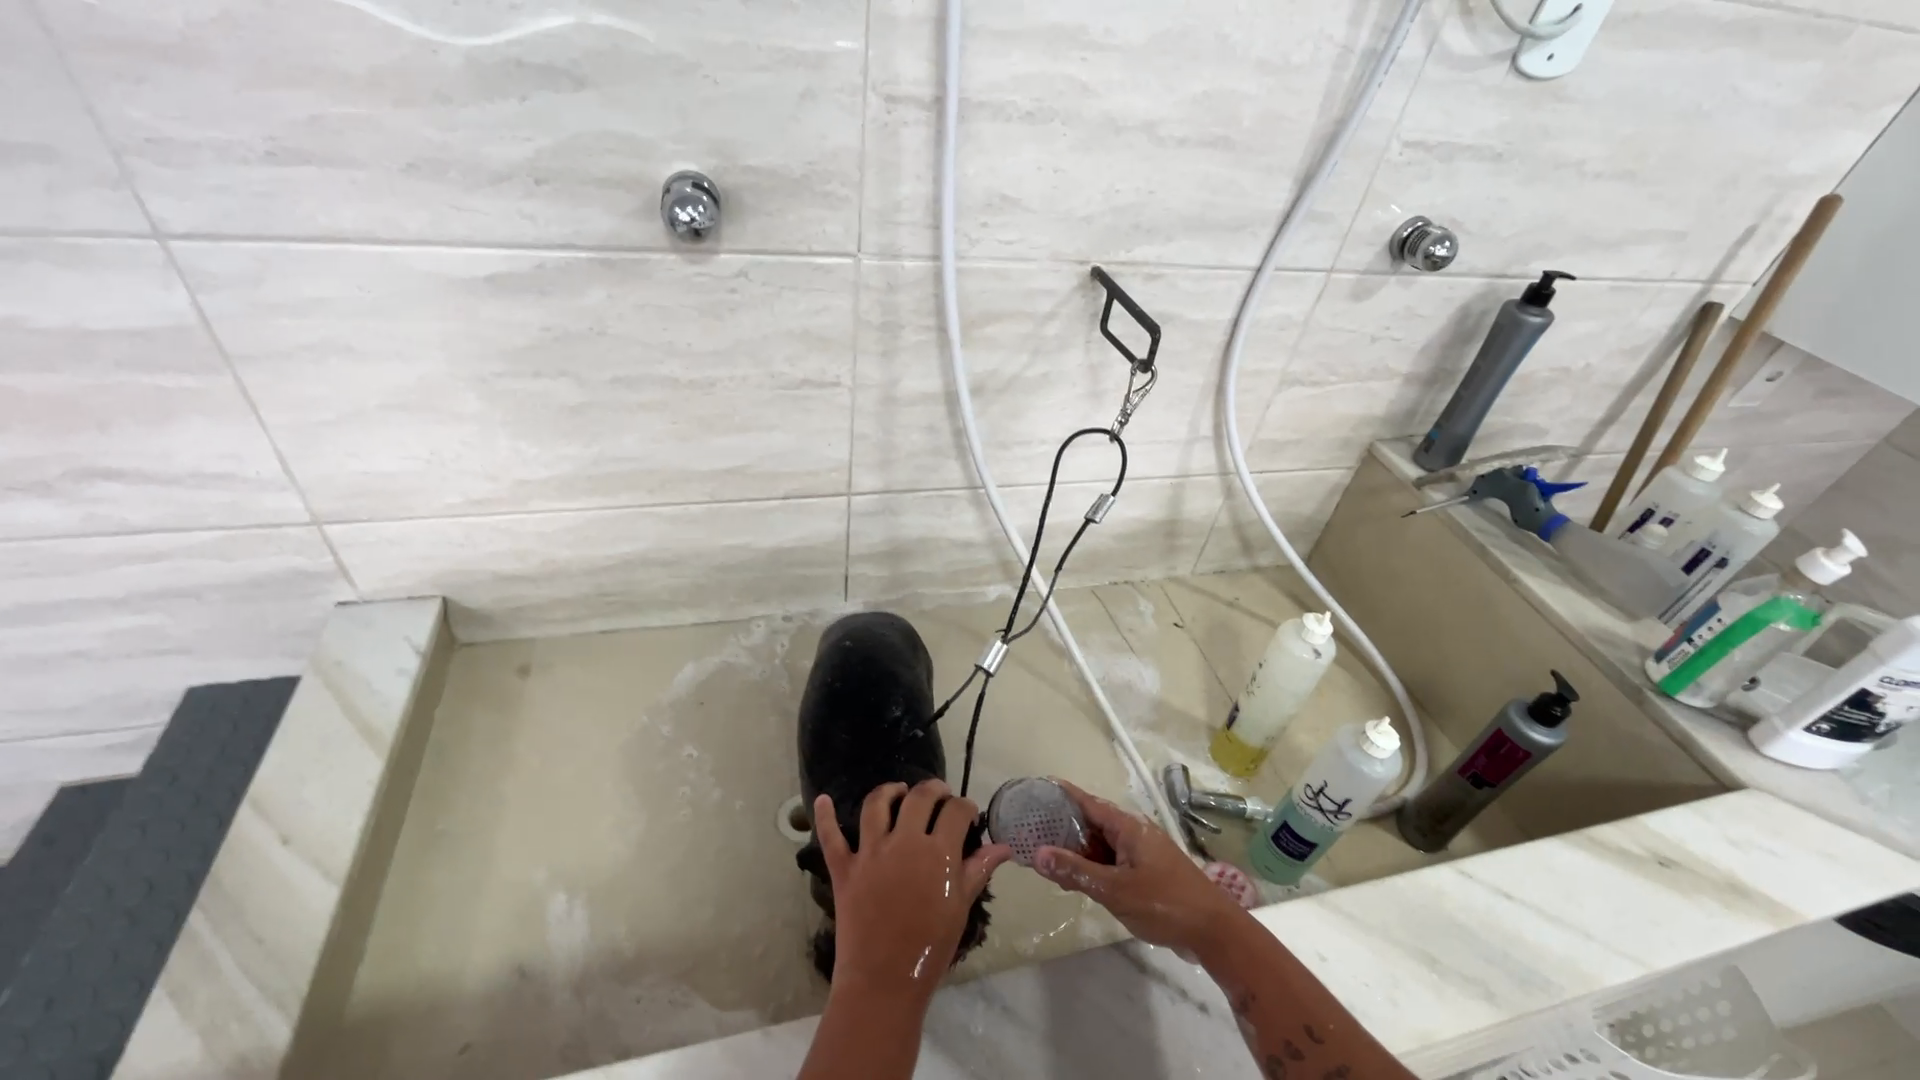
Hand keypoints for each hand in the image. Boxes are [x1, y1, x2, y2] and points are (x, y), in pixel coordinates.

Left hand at [813, 780, 1011, 998]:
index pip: (956, 812)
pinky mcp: (844, 869)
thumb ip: (978, 870)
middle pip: (919, 798)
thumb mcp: (960, 907)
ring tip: (899, 790)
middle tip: (941, 794)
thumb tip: (1002, 847)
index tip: (968, 813)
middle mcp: (904, 842)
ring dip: (889, 791)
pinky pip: (831, 837)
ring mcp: (870, 853)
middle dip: (934, 789)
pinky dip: (824, 817)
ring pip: (877, 805)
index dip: (966, 807)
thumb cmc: (931, 946)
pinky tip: (822, 800)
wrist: (885, 979)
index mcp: (938, 852)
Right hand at [1033, 779, 1243, 952]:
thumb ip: (1076, 871)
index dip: (1063, 795)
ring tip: (1045, 857)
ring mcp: (1142, 854)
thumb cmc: (1164, 903)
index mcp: (1128, 827)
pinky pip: (1112, 862)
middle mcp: (1134, 834)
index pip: (1088, 802)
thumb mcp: (1114, 889)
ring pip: (1101, 845)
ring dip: (1077, 851)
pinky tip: (1075, 880)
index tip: (1037, 790)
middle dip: (1063, 827)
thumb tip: (1038, 854)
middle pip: (1092, 823)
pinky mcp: (1146, 874)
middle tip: (1030, 830)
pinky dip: (1093, 867)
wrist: (1213, 931)